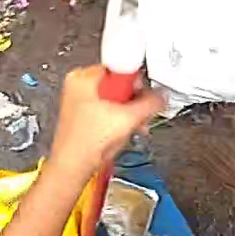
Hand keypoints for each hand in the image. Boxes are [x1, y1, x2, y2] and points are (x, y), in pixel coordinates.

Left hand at [45, 66, 164, 178]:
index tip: (142, 93)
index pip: (119, 67)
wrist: (72, 168)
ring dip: (129, 114)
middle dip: (134, 102)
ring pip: (116, 100)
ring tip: (131, 126)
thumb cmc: (86, 143)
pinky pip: (109, 111)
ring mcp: (79, 102)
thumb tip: (161, 96)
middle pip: (119, 85)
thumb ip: (150, 103)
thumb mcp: (127, 118)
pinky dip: (119, 121)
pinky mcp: (84, 117)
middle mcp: (78, 86)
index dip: (135, 82)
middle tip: (137, 114)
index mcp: (82, 77)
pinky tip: (123, 132)